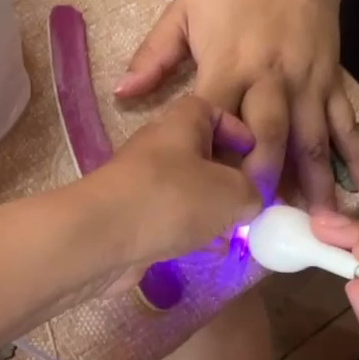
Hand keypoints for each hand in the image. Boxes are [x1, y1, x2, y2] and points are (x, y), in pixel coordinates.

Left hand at [81, 95, 263, 267]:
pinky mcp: (127, 216)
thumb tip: (248, 200)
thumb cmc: (172, 199)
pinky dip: (184, 231)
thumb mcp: (233, 193)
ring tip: (232, 230)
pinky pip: (164, 218)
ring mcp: (138, 182)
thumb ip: (251, 193)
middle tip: (249, 200)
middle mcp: (156, 146)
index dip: (237, 129)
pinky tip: (202, 250)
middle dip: (225, 176)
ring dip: (206, 208)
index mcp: (180, 123)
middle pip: (197, 152)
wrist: (101, 236)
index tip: (257, 156)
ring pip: (181, 189)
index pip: (210, 109)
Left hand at [116, 0, 358, 211]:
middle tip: (264, 220)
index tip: (205, 194)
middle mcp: (271, 79)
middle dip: (267, 177)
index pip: (218, 116)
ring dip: (315, 183)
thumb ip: (153, 55)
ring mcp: (307, 82)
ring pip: (312, 138)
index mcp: (229, 64)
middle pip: (270, 133)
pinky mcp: (332, 81)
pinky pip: (347, 124)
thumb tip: (121, 92)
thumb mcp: (182, 11)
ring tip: (321, 225)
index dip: (213, 154)